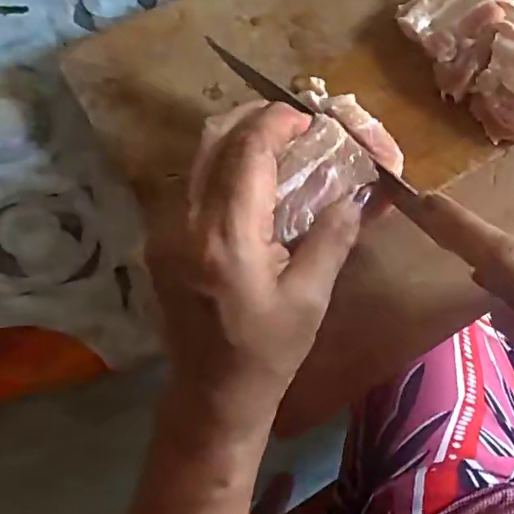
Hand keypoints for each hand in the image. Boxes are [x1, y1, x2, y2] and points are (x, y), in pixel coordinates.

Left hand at [146, 103, 363, 429]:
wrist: (210, 395)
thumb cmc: (267, 353)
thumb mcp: (311, 299)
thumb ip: (332, 238)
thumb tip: (354, 194)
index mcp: (227, 239)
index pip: (247, 153)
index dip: (277, 123)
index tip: (307, 119)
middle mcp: (185, 224)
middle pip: (212, 140)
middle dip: (254, 118)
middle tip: (292, 123)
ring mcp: (165, 230)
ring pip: (196, 156)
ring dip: (235, 138)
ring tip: (275, 143)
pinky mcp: (160, 240)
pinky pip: (190, 181)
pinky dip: (220, 163)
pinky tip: (249, 178)